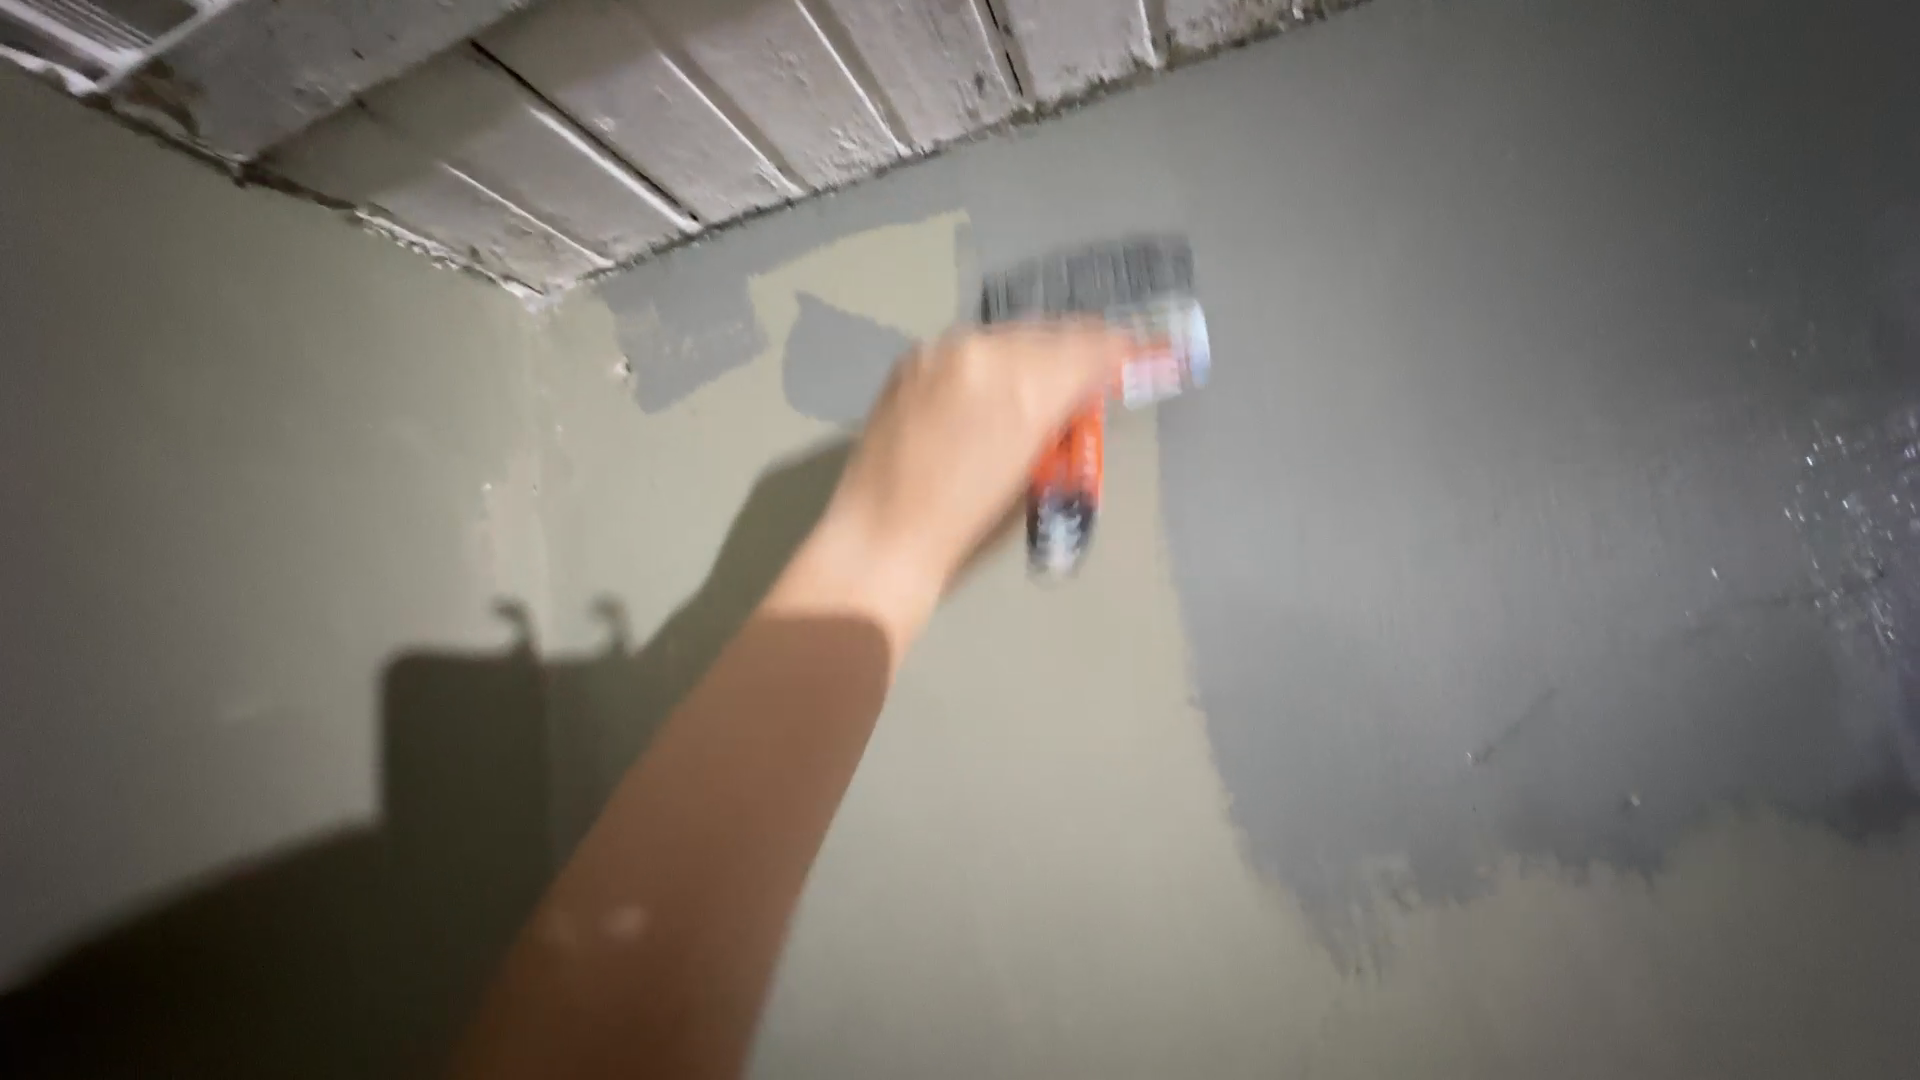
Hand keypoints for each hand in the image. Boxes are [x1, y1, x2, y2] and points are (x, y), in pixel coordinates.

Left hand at [774, 320, 1136, 647]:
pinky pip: (972, 347)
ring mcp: (943, 349)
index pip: (1090, 349)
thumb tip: (1081, 392)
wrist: (882, 534)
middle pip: (1053, 334)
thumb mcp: (1034, 472)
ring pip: (1010, 336)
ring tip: (1041, 382)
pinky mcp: (913, 357)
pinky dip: (992, 361)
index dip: (1120, 351)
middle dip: (1077, 351)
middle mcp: (985, 352)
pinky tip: (994, 386)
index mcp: (1025, 387)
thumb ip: (1061, 420)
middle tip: (1093, 371)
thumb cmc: (965, 527)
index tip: (1137, 355)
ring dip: (1033, 354)